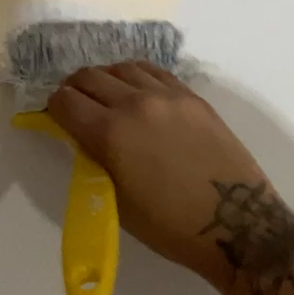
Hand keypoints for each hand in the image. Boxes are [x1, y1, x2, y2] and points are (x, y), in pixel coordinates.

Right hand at [46, 61, 266, 287]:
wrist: (239, 222)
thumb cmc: (172, 226)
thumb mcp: (118, 202)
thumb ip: (95, 161)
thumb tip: (84, 138)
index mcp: (110, 134)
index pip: (65, 102)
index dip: (54, 108)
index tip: (57, 118)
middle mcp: (134, 104)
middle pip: (88, 77)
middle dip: (74, 89)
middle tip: (76, 105)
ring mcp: (166, 95)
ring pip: (121, 68)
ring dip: (105, 79)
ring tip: (106, 95)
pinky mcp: (191, 96)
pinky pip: (153, 71)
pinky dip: (135, 75)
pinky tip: (137, 90)